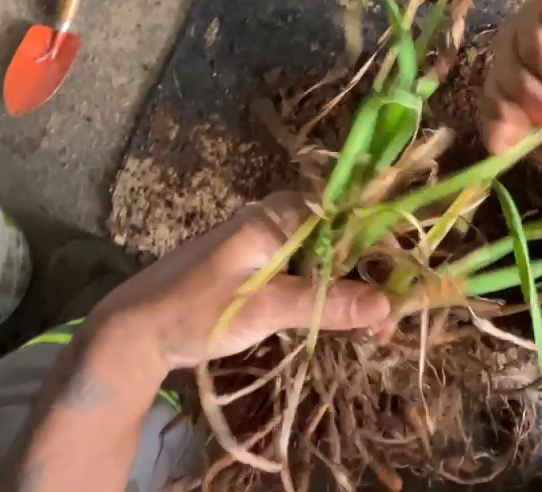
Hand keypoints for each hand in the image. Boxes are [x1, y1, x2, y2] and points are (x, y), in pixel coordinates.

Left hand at [88, 193, 391, 368]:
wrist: (136, 329)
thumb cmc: (197, 308)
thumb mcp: (263, 308)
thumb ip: (324, 303)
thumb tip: (387, 304)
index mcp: (278, 214)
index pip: (345, 213)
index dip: (379, 240)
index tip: (405, 275)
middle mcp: (276, 218)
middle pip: (338, 234)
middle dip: (367, 268)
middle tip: (393, 311)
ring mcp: (267, 241)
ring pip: (324, 254)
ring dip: (348, 283)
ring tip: (377, 319)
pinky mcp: (259, 264)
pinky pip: (305, 269)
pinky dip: (325, 289)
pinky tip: (343, 314)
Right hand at [479, 0, 541, 237]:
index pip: (535, 17)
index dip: (535, 42)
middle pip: (509, 46)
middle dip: (520, 77)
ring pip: (497, 80)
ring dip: (506, 102)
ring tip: (539, 129)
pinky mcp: (533, 136)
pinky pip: (495, 118)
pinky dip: (494, 128)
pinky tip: (507, 146)